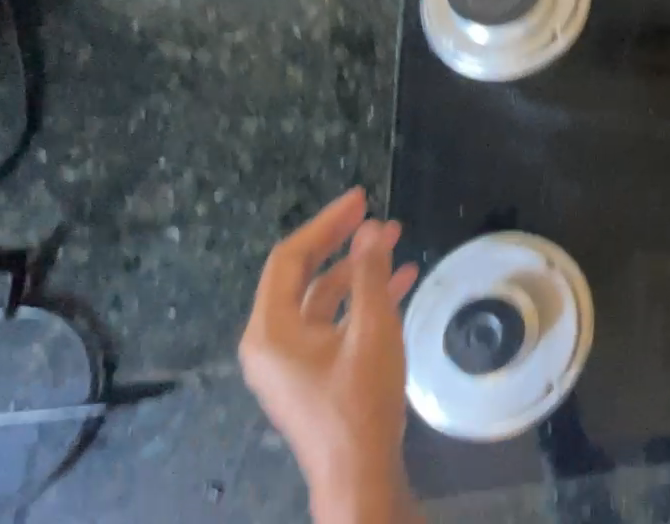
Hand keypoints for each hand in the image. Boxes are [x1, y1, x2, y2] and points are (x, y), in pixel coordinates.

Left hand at [239, 188, 421, 522]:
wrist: (357, 470)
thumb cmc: (359, 401)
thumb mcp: (372, 331)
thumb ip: (371, 276)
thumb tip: (372, 228)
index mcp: (271, 330)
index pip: (290, 259)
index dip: (326, 224)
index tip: (361, 198)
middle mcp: (271, 340)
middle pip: (301, 275)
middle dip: (339, 240)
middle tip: (373, 212)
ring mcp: (289, 358)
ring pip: (321, 297)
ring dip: (357, 268)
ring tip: (395, 240)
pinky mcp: (310, 370)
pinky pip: (331, 321)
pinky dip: (360, 298)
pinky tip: (398, 282)